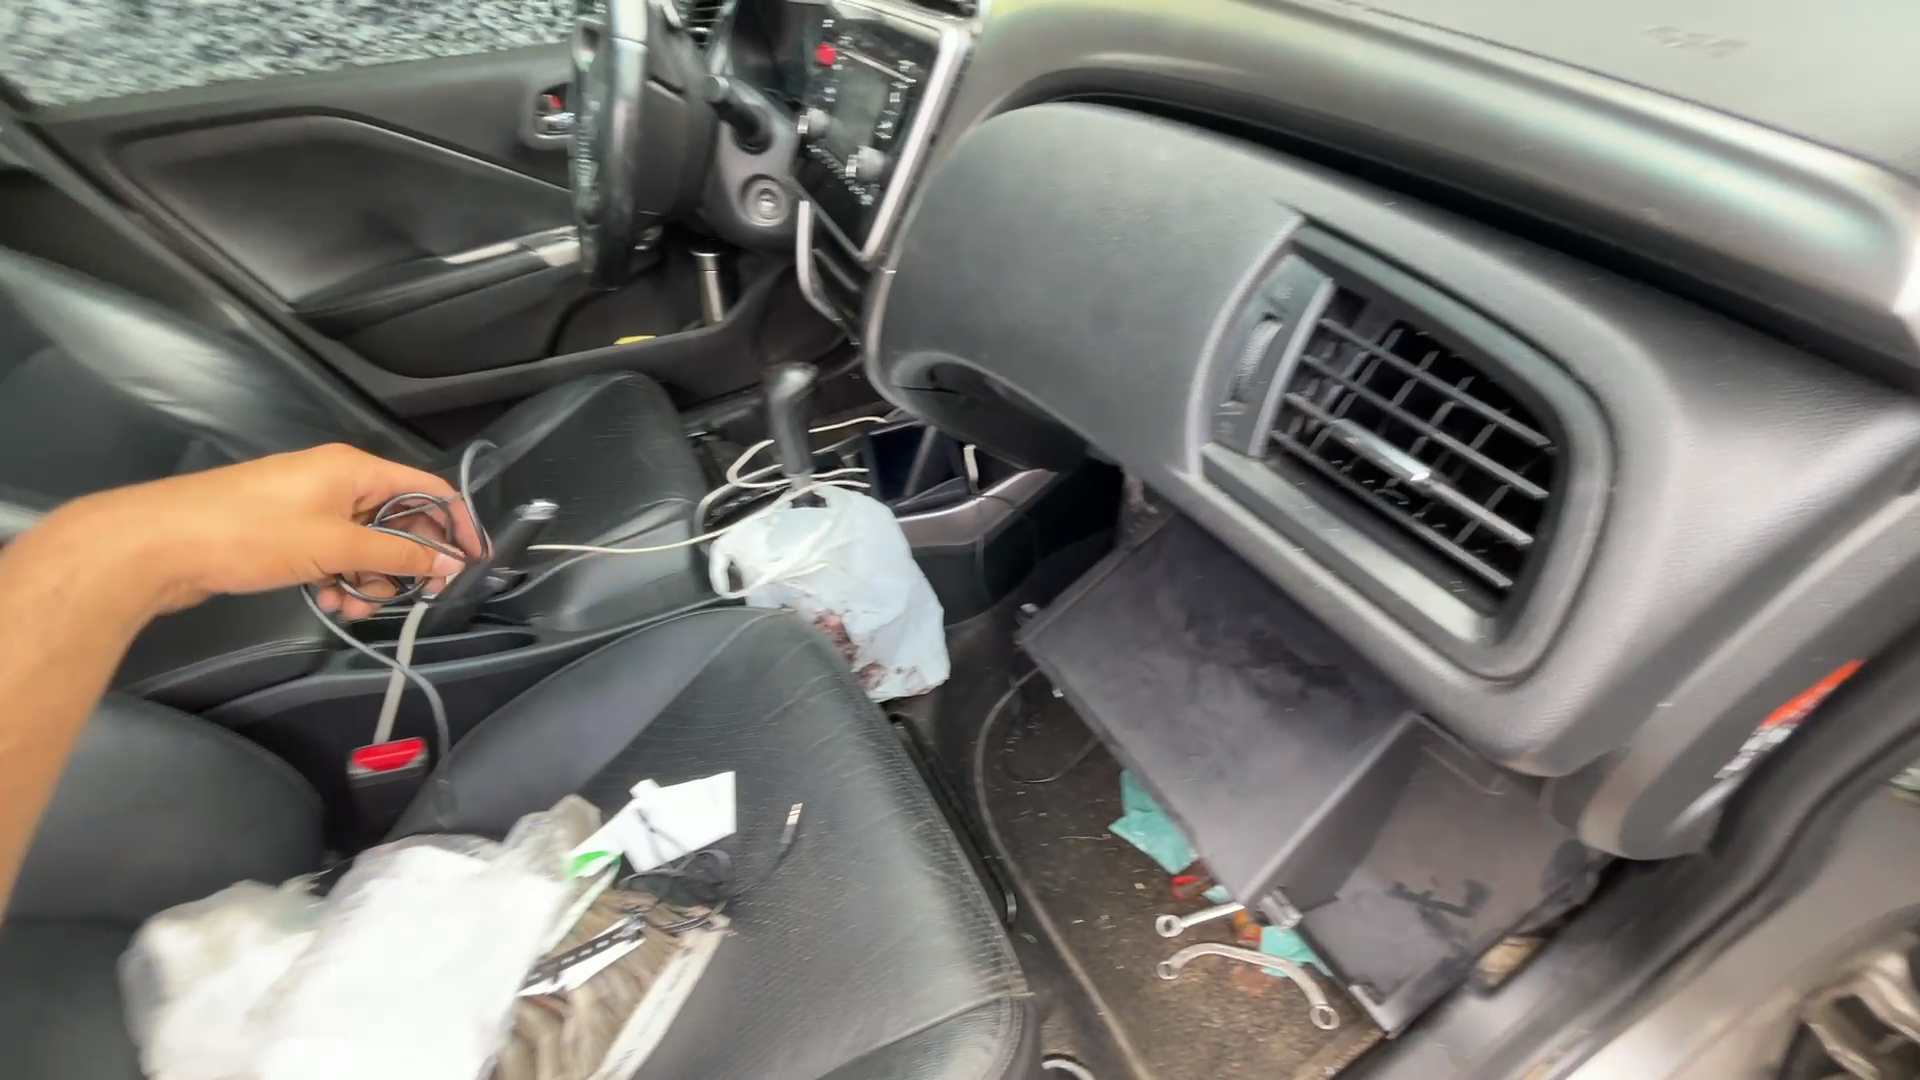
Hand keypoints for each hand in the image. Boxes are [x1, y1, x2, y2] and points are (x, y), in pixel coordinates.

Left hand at [47, 444, 481, 620]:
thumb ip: (402, 555)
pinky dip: (345, 577)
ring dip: (374, 576)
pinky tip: (334, 601)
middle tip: (420, 593)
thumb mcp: (338, 546)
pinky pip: (338, 552)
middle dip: (411, 559)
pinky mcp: (289, 529)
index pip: (431, 490)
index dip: (458, 524)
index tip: (473, 559)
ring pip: (370, 542)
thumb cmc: (251, 534)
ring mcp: (312, 506)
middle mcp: (340, 482)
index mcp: (357, 470)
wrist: (147, 547)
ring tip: (358, 604)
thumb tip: (451, 564)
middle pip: (402, 520)